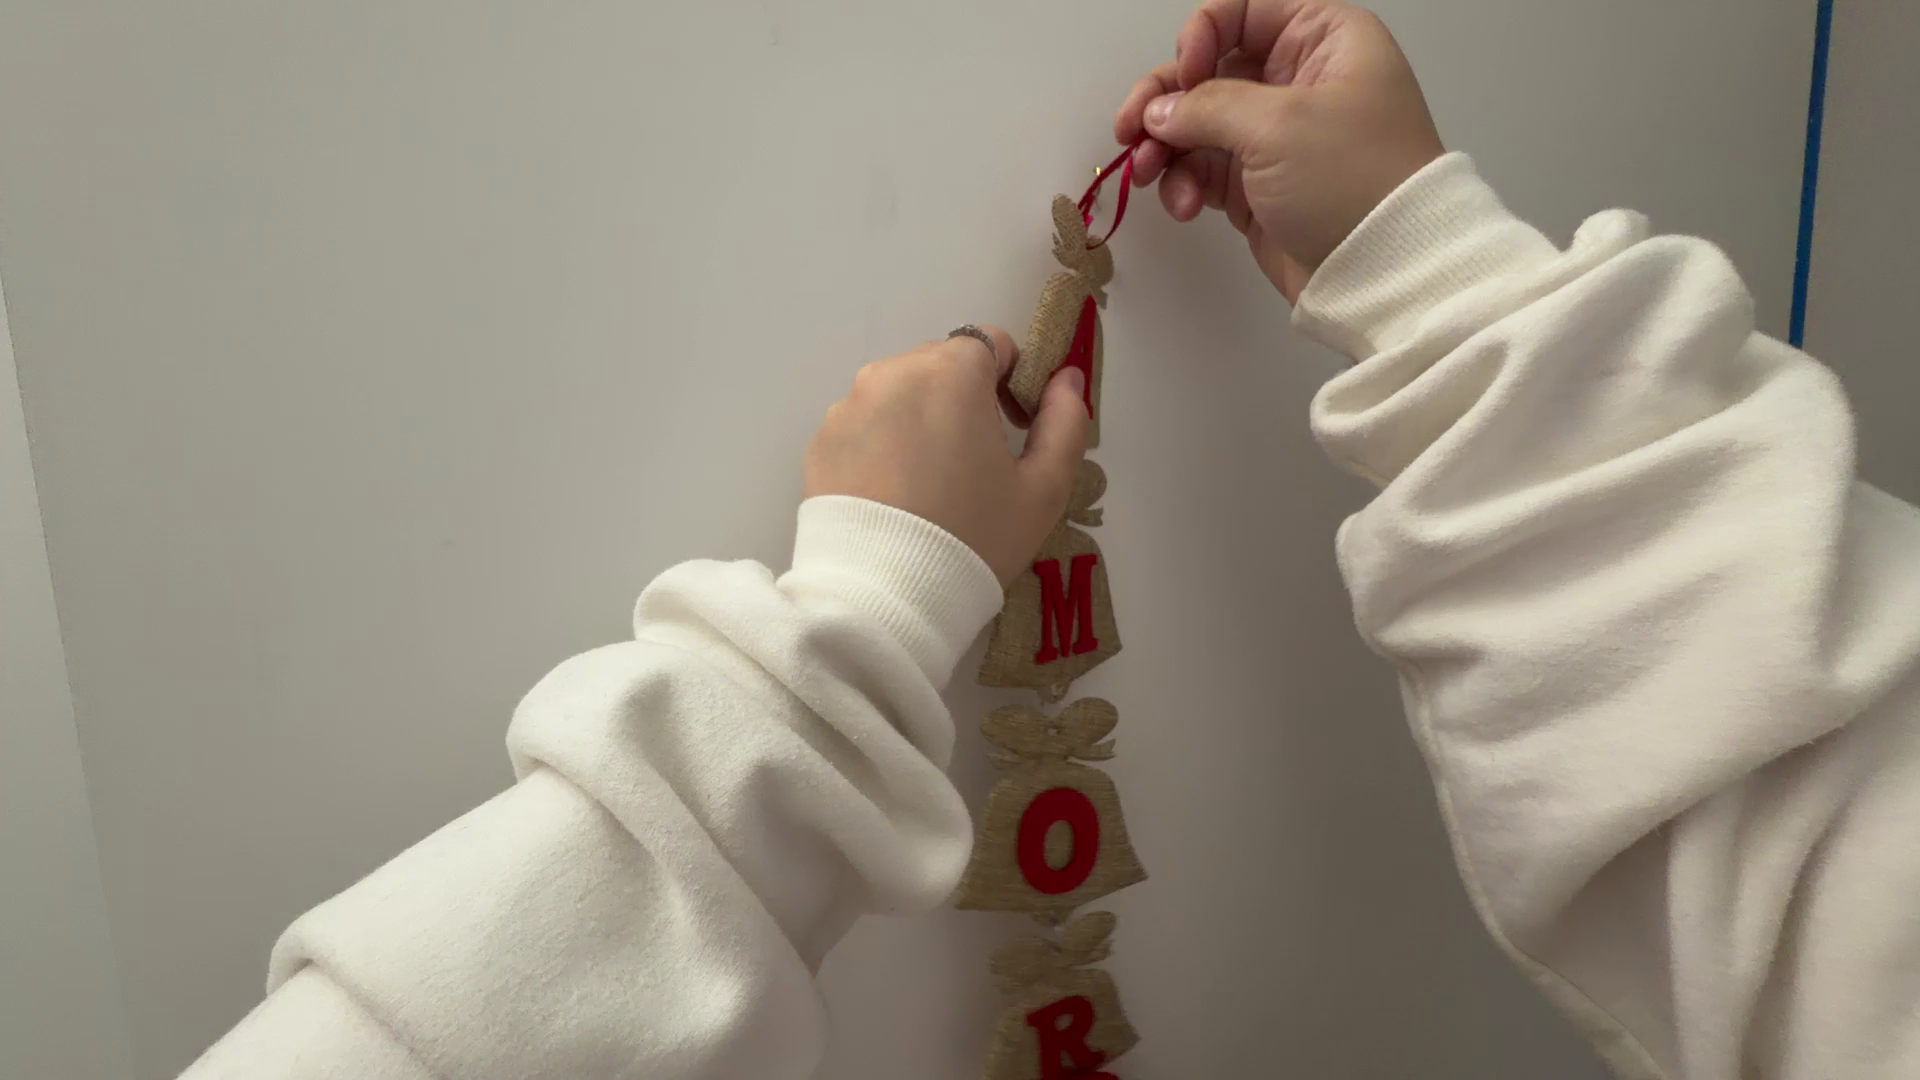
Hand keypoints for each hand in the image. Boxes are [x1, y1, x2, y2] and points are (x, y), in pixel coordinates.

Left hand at [805, 326, 1090, 584]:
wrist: (886, 597)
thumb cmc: (974, 538)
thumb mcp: (1043, 489)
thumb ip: (1066, 422)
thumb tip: (1067, 379)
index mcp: (950, 374)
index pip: (991, 343)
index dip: (1012, 378)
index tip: (1014, 424)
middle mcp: (891, 374)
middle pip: (941, 365)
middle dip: (964, 398)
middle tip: (974, 462)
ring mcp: (848, 408)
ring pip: (899, 393)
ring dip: (921, 418)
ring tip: (929, 483)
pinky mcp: (820, 442)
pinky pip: (864, 425)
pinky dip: (883, 444)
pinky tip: (893, 495)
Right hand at [1116, 1, 1444, 301]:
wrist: (1376, 266)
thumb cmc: (1347, 177)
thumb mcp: (1279, 125)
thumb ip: (1208, 107)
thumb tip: (1158, 112)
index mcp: (1318, 38)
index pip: (1241, 12)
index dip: (1201, 38)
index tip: (1182, 79)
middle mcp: (1291, 80)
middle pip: (1206, 72)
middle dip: (1164, 103)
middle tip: (1128, 135)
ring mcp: (1268, 138)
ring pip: (1195, 127)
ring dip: (1165, 151)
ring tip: (1149, 178)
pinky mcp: (1251, 188)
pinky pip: (1201, 173)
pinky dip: (1183, 186)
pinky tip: (1183, 208)